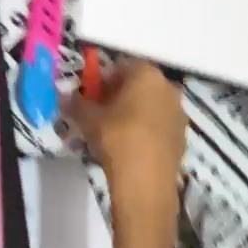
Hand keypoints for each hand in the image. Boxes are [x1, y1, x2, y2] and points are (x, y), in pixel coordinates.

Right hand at [66, 60, 185, 212]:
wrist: (145, 181)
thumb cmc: (115, 137)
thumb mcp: (87, 118)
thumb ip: (75, 102)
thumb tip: (65, 96)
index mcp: (146, 74)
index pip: (122, 66)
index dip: (103, 79)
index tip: (90, 96)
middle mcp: (168, 88)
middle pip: (138, 84)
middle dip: (118, 95)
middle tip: (99, 113)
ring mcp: (179, 113)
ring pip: (150, 105)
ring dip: (133, 113)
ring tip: (113, 133)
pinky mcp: (182, 137)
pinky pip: (159, 125)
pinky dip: (146, 130)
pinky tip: (130, 147)